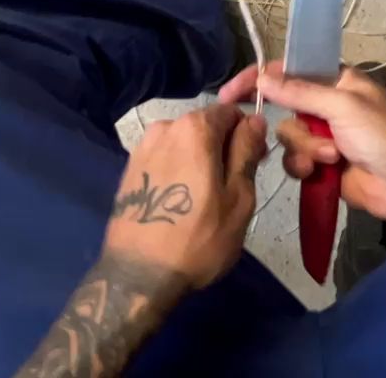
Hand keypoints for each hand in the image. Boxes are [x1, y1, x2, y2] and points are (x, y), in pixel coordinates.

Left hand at [102, 103, 267, 287]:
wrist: (138, 273)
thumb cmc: (198, 237)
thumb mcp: (238, 198)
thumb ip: (247, 152)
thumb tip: (255, 120)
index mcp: (194, 127)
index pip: (230, 112)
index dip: (247, 133)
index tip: (254, 163)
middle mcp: (165, 126)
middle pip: (205, 126)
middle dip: (223, 148)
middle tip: (232, 189)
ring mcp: (143, 146)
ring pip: (184, 143)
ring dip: (200, 160)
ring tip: (204, 200)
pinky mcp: (130, 167)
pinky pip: (165, 157)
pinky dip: (178, 170)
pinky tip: (179, 202)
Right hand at [219, 62, 385, 223]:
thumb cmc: (385, 136)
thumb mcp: (343, 107)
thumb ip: (300, 93)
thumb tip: (261, 79)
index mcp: (334, 80)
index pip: (287, 70)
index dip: (258, 78)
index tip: (231, 93)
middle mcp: (324, 104)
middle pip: (283, 106)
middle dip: (290, 123)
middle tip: (263, 129)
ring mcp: (322, 135)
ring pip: (287, 136)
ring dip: (304, 148)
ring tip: (331, 156)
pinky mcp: (321, 164)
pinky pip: (294, 160)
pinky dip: (303, 166)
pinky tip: (320, 171)